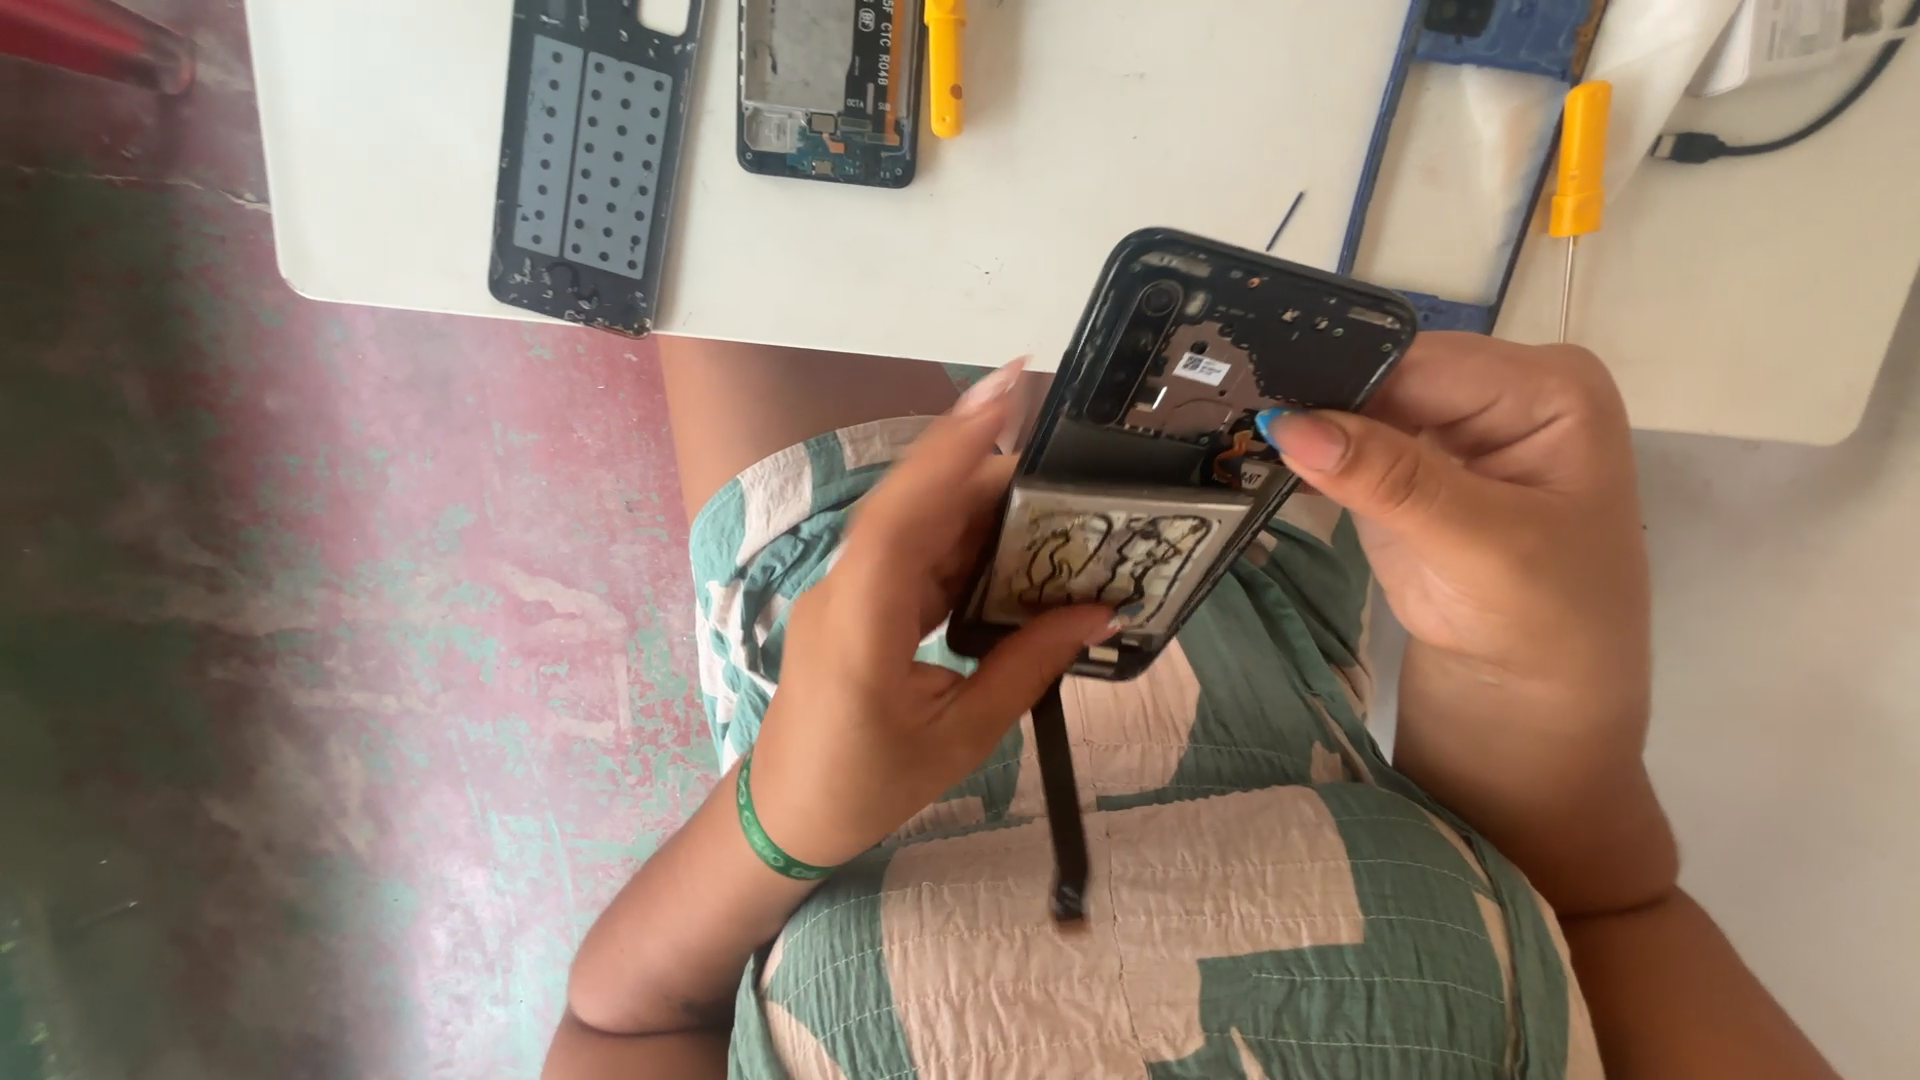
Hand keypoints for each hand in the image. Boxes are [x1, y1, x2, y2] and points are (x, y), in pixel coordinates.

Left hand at [746, 361, 1115, 868]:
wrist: (787, 814)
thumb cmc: (868, 785)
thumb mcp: (962, 735)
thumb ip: (1027, 666)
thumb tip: (1097, 614)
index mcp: (860, 627)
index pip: (900, 520)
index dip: (948, 455)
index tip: (999, 399)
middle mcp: (846, 590)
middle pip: (913, 509)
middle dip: (982, 471)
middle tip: (1057, 459)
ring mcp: (846, 591)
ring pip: (914, 526)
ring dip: (975, 505)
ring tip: (1046, 495)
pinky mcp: (856, 600)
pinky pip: (910, 555)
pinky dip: (959, 542)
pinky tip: (1007, 541)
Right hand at [1270, 332, 1649, 714]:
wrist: (1525, 679)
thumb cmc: (1541, 615)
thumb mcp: (1477, 542)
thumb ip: (1388, 479)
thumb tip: (1288, 425)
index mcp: (1546, 389)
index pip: (1423, 363)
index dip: (1344, 381)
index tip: (1264, 398)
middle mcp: (1497, 391)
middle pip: (1385, 374)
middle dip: (1318, 398)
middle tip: (1238, 412)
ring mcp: (1447, 424)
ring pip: (1356, 403)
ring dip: (1305, 423)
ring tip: (1241, 430)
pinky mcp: (1406, 459)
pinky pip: (1346, 437)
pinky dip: (1309, 450)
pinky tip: (1266, 455)